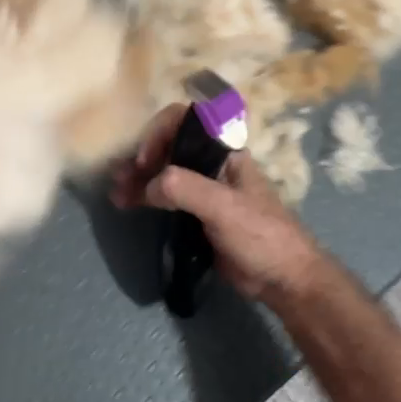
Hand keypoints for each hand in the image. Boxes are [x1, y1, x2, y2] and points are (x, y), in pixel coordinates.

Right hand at [111, 104, 322, 307]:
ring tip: (116, 194)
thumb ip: (184, 188)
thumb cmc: (261, 235)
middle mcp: (211, 163)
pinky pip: (165, 197)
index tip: (146, 160)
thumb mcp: (224, 207)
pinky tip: (127, 205)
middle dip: (142, 157)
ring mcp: (203, 188)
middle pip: (168, 146)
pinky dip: (144, 198)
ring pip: (163, 171)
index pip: (184, 121)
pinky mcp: (196, 214)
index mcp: (224, 151)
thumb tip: (147, 187)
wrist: (284, 280)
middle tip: (119, 178)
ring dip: (138, 178)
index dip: (159, 132)